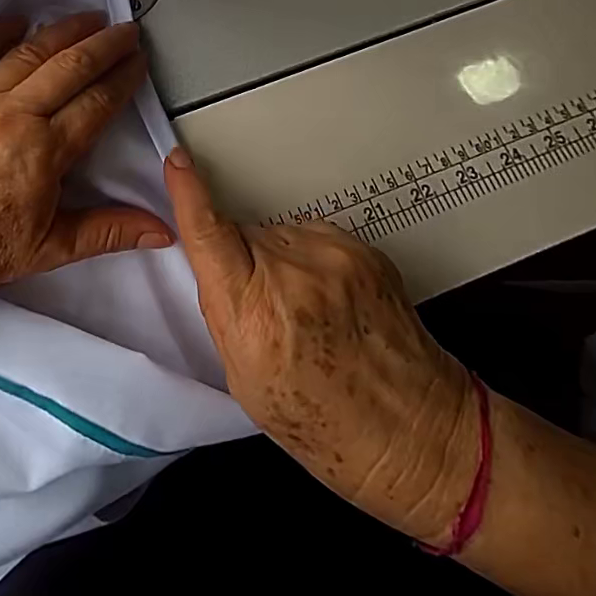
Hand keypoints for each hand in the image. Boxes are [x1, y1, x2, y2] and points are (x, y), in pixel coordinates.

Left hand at [0, 11, 174, 353]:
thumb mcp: (46, 249)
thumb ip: (107, 232)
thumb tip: (160, 231)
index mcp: (43, 153)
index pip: (96, 103)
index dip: (123, 79)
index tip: (138, 63)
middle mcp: (12, 117)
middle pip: (69, 66)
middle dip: (104, 44)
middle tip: (125, 30)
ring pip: (28, 52)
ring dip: (62, 31)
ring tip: (87, 20)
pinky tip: (17, 20)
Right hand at [161, 146, 478, 544]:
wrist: (418, 433)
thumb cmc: (322, 420)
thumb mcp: (242, 376)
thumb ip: (222, 309)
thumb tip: (211, 262)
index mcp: (254, 315)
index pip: (210, 234)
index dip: (188, 193)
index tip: (178, 161)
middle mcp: (295, 277)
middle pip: (241, 233)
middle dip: (238, 256)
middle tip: (259, 301)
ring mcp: (335, 260)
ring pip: (276, 233)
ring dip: (275, 257)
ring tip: (302, 307)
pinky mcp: (364, 252)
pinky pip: (310, 237)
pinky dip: (306, 258)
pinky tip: (325, 297)